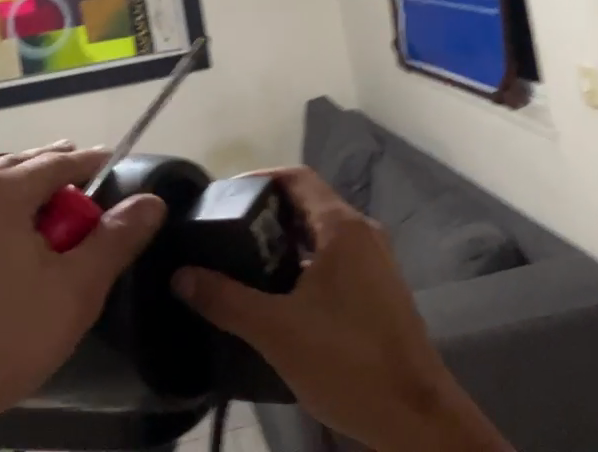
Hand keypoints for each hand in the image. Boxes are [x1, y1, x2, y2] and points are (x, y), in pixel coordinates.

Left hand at [0, 143, 166, 451]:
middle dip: (49, 171)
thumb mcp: (74, 292)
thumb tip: (151, 201)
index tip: (111, 162)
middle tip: (78, 181)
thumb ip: (115, 240)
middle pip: (14, 168)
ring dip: (13, 193)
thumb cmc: (0, 341)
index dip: (89, 161)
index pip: (56, 162)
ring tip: (38, 213)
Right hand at [173, 168, 511, 451]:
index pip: (296, 178)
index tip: (224, 196)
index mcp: (342, 228)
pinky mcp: (379, 292)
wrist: (416, 419)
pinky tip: (278, 296)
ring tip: (243, 262)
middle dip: (266, 214)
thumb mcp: (276, 330)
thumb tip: (181, 277)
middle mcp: (363, 235)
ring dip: (284, 243)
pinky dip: (304, 265)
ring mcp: (376, 264)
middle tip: (225, 231)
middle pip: (308, 205)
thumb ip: (225, 299)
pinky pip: (335, 261)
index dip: (259, 179)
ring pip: (321, 236)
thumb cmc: (347, 361)